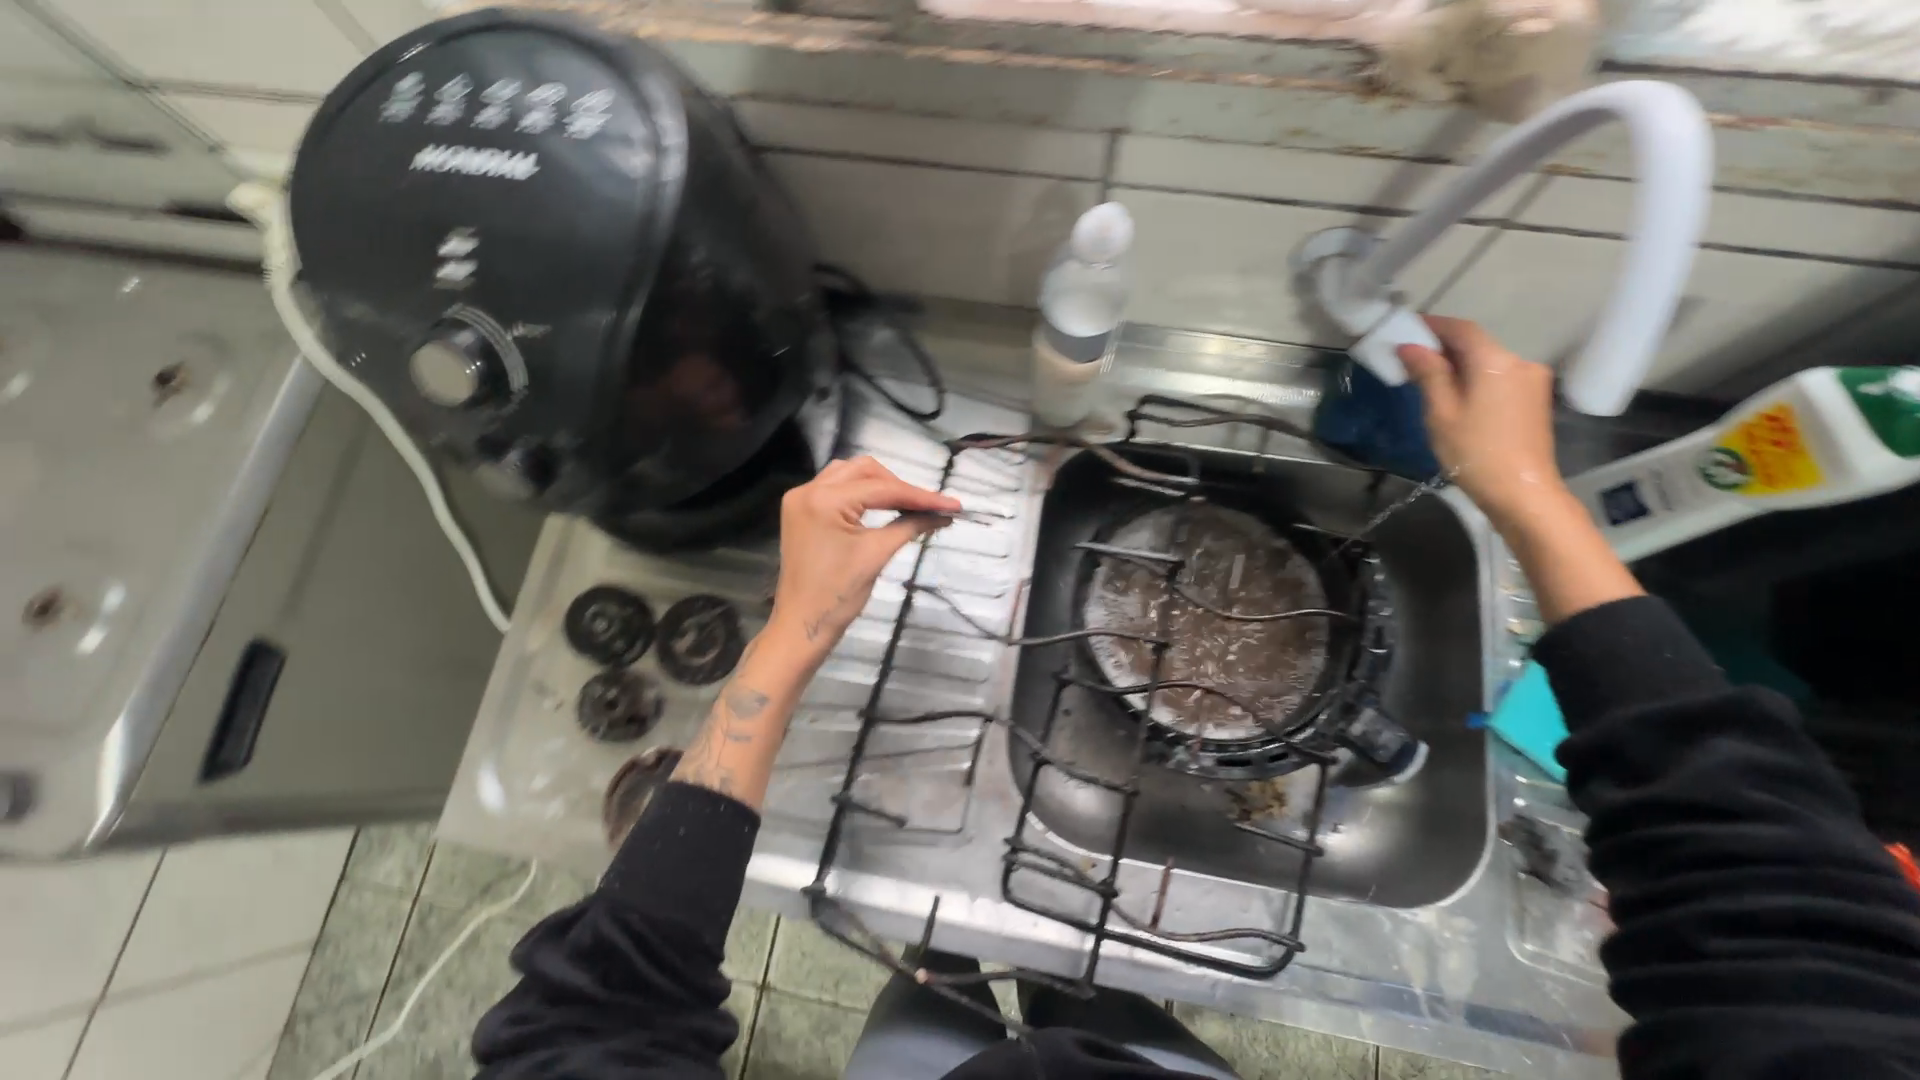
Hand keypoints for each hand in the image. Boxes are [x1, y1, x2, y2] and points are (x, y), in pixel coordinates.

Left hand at [767, 457, 961, 658]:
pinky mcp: (801, 511)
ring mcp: (800, 499)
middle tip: (927, 506)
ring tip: (907, 505)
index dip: (919, 496)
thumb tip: (943, 514)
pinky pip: (835, 489)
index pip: (881, 489)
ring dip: (879, 485)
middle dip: (899, 485)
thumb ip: (910, 525)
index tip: (952, 504)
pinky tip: (882, 506)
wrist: (802, 623)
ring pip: (849, 475)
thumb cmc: (838, 594)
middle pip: (864, 470)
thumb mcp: (877, 554)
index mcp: (823, 500)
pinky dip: (860, 493)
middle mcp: (808, 490)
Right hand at [1398, 316, 1570, 529]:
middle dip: (1444, 348)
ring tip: (1431, 381)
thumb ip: (1428, 374)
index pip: (1462, 330)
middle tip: (1411, 359)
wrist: (1522, 491)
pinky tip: (1459, 397)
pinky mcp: (1535, 399)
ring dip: (1460, 365)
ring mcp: (1532, 380)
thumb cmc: (1475, 452)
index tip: (1406, 329)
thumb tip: (1411, 347)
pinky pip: (1500, 377)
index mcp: (1495, 362)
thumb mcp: (1441, 412)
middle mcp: (1520, 362)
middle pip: (1477, 345)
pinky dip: (1476, 378)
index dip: (1433, 325)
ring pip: (1489, 362)